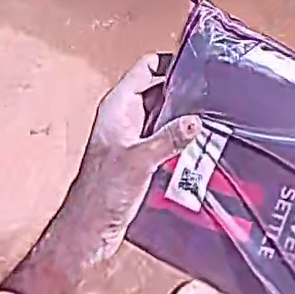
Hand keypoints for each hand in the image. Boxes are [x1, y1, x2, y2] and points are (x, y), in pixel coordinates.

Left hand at [66, 53, 205, 261]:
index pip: (145, 68)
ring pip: (163, 114)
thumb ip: (169, 138)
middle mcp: (126, 115)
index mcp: (118, 105)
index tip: (190, 63)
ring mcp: (133, 135)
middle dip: (179, 91)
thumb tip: (194, 121)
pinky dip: (178, 136)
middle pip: (158, 90)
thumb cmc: (100, 192)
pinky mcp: (141, 155)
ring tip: (203, 116)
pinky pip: (165, 135)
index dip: (167, 62)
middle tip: (204, 93)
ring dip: (180, 116)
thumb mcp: (139, 159)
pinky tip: (194, 142)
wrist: (90, 231)